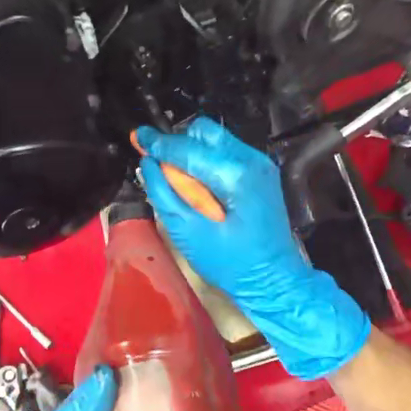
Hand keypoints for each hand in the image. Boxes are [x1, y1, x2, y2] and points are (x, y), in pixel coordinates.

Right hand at [135, 117, 369, 378]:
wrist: (273, 279)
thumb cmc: (232, 263)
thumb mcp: (188, 232)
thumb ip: (164, 193)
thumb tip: (148, 164)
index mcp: (235, 173)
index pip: (187, 147)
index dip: (158, 143)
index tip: (137, 137)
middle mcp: (251, 160)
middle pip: (204, 132)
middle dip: (179, 143)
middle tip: (160, 165)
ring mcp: (260, 164)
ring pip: (216, 140)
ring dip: (193, 152)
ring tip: (181, 181)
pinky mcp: (262, 173)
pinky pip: (227, 153)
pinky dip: (208, 161)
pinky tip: (201, 186)